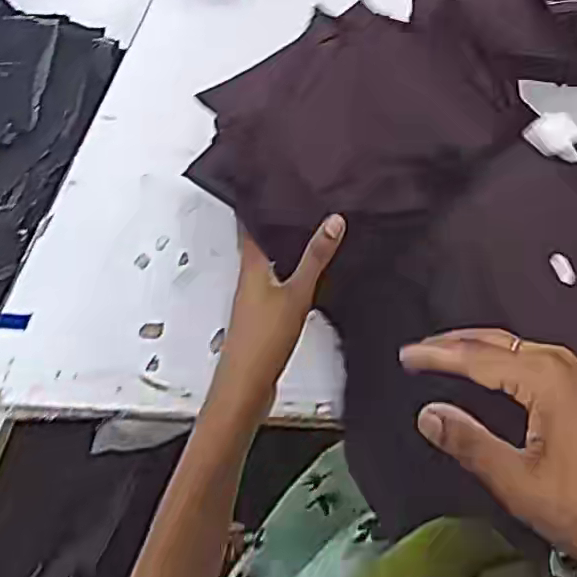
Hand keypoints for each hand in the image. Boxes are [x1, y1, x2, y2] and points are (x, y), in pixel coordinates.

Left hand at [211, 216, 344, 416]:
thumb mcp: (296, 294)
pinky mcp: (262, 318)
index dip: (258, 204)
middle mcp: (249, 280)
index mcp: (252, 268)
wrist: (244, 391)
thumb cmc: (262, 343)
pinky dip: (290, 273)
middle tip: (293, 203)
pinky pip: (276, 284)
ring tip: (304, 231)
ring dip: (283, 248)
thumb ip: (316, 257)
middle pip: (259, 243)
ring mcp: (254, 300)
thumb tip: (333, 221)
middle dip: (275, 224)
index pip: (251, 225)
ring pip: (269, 264)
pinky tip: (306, 277)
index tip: (269, 185)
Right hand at [401, 329, 576, 576]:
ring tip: (439, 357)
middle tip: (417, 351)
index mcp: (544, 377)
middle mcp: (557, 364)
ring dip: (470, 349)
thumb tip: (432, 416)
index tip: (408, 356)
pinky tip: (479, 371)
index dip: (435, 356)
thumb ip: (470, 443)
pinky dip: (491, 359)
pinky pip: (521, 356)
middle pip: (490, 340)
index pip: (475, 356)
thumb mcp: (520, 482)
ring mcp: (567, 372)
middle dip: (450, 343)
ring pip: (506, 345)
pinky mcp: (572, 385)